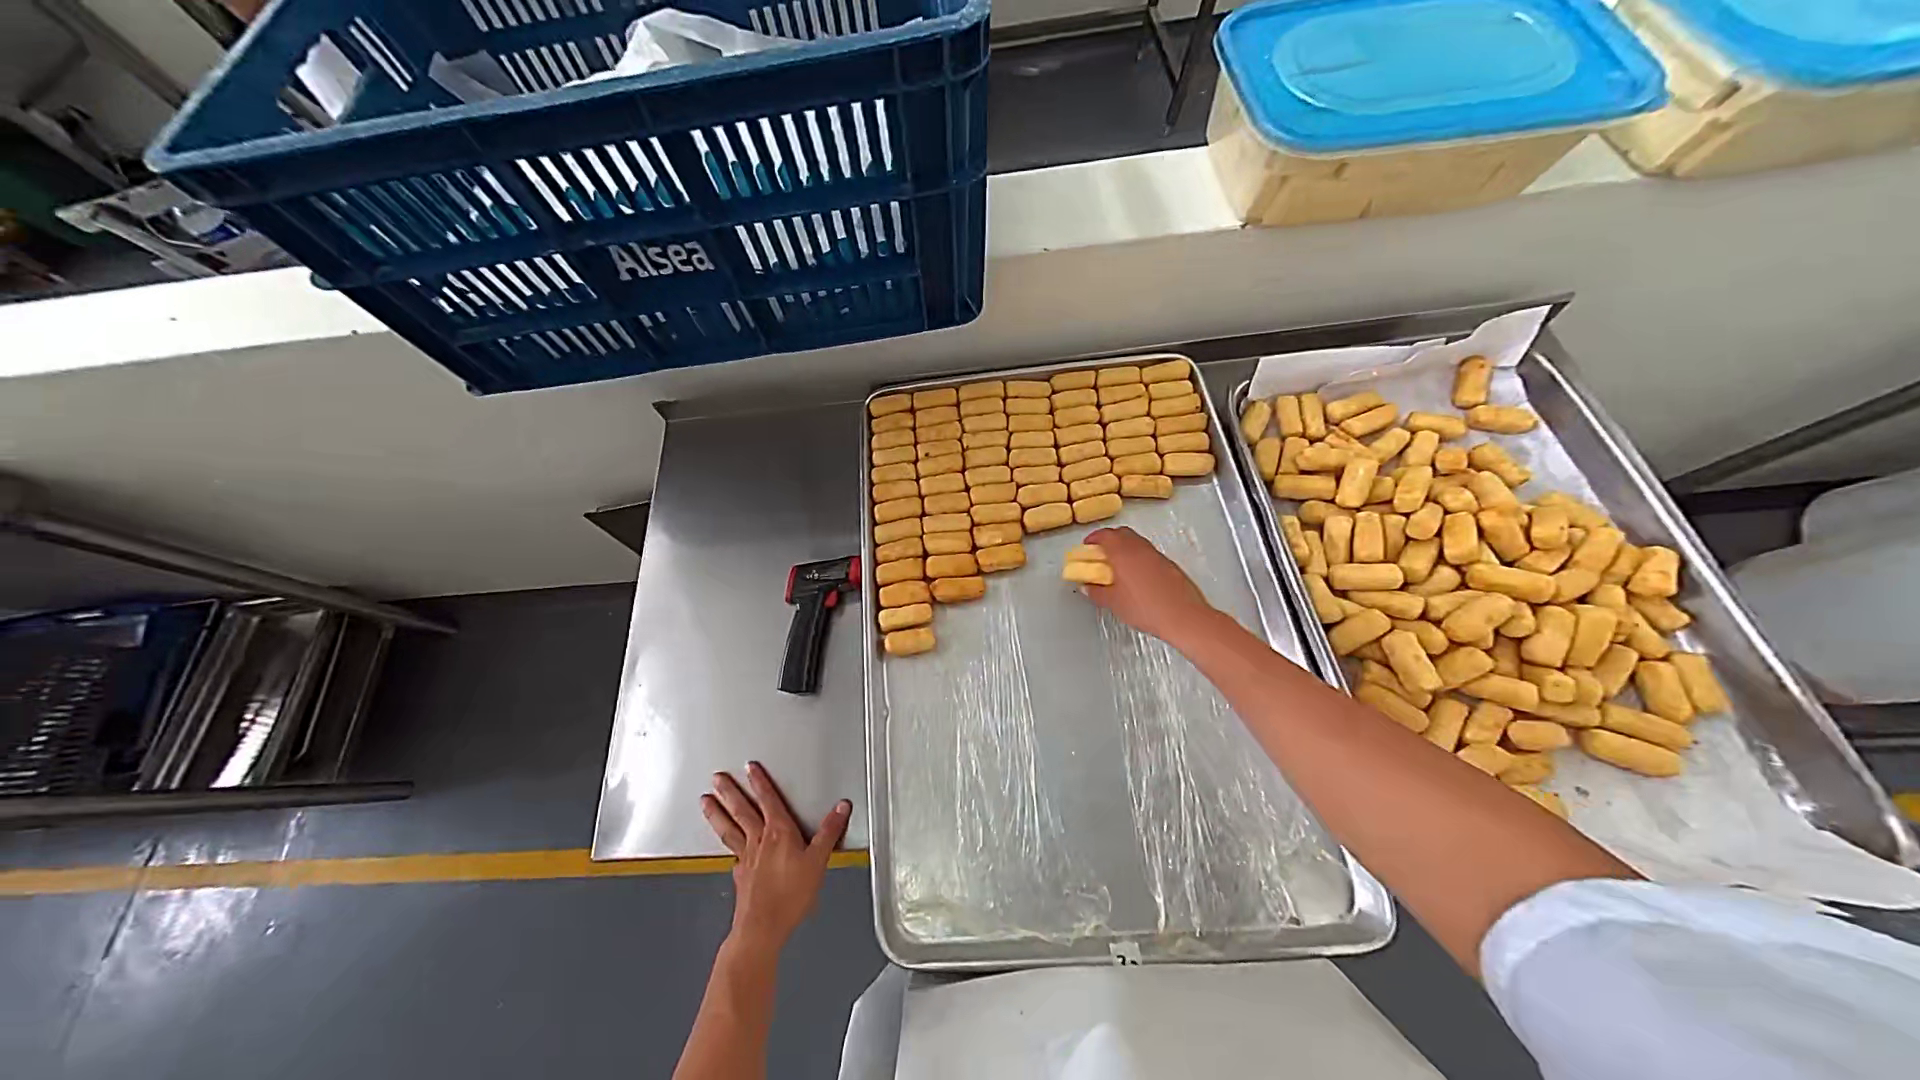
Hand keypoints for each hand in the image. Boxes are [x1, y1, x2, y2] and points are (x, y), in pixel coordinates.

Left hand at [701, 762, 851, 949]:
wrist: (761, 929)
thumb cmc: (789, 897)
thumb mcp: (818, 861)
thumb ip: (829, 832)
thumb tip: (840, 808)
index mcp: (779, 833)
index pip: (768, 800)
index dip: (760, 782)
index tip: (750, 768)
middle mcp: (759, 842)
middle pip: (742, 810)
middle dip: (730, 792)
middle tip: (717, 778)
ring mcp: (746, 859)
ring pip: (729, 829)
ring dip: (717, 813)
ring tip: (706, 802)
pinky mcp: (740, 876)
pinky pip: (732, 853)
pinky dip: (728, 846)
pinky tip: (728, 848)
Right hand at [1080, 526, 1218, 645]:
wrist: (1183, 617)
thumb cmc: (1146, 608)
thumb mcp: (1113, 603)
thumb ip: (1096, 592)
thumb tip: (1088, 587)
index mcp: (1123, 552)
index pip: (1104, 535)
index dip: (1093, 539)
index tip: (1086, 548)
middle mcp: (1140, 548)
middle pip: (1121, 534)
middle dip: (1108, 540)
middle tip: (1099, 555)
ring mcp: (1157, 555)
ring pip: (1136, 543)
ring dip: (1124, 548)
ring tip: (1116, 567)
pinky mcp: (1169, 565)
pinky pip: (1149, 554)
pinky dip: (1138, 558)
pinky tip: (1136, 577)